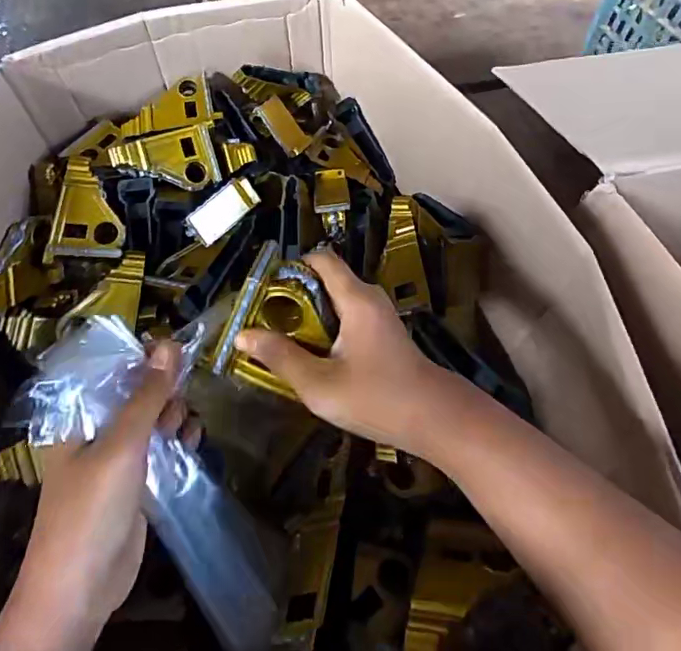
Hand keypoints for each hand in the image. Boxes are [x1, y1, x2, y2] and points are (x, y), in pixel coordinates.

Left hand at [0, 340, 187, 650]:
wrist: (79, 591)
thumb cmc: (90, 509)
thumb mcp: (120, 445)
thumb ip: (146, 396)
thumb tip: (170, 345)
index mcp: (78, 415)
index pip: (109, 370)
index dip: (140, 355)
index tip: (174, 346)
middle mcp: (95, 431)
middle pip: (133, 393)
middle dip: (160, 385)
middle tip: (184, 386)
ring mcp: (115, 459)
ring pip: (149, 420)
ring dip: (171, 412)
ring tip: (187, 419)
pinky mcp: (135, 484)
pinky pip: (159, 449)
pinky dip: (177, 439)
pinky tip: (195, 436)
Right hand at [235, 249, 469, 455]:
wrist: (438, 421)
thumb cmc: (378, 399)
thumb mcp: (320, 385)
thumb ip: (281, 357)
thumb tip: (242, 334)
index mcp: (355, 298)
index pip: (321, 259)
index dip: (291, 266)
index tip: (266, 292)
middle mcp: (368, 297)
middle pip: (325, 278)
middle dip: (294, 294)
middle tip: (268, 320)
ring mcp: (379, 314)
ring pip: (335, 299)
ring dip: (310, 313)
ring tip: (285, 338)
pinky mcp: (383, 333)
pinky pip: (347, 315)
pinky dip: (327, 326)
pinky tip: (315, 354)